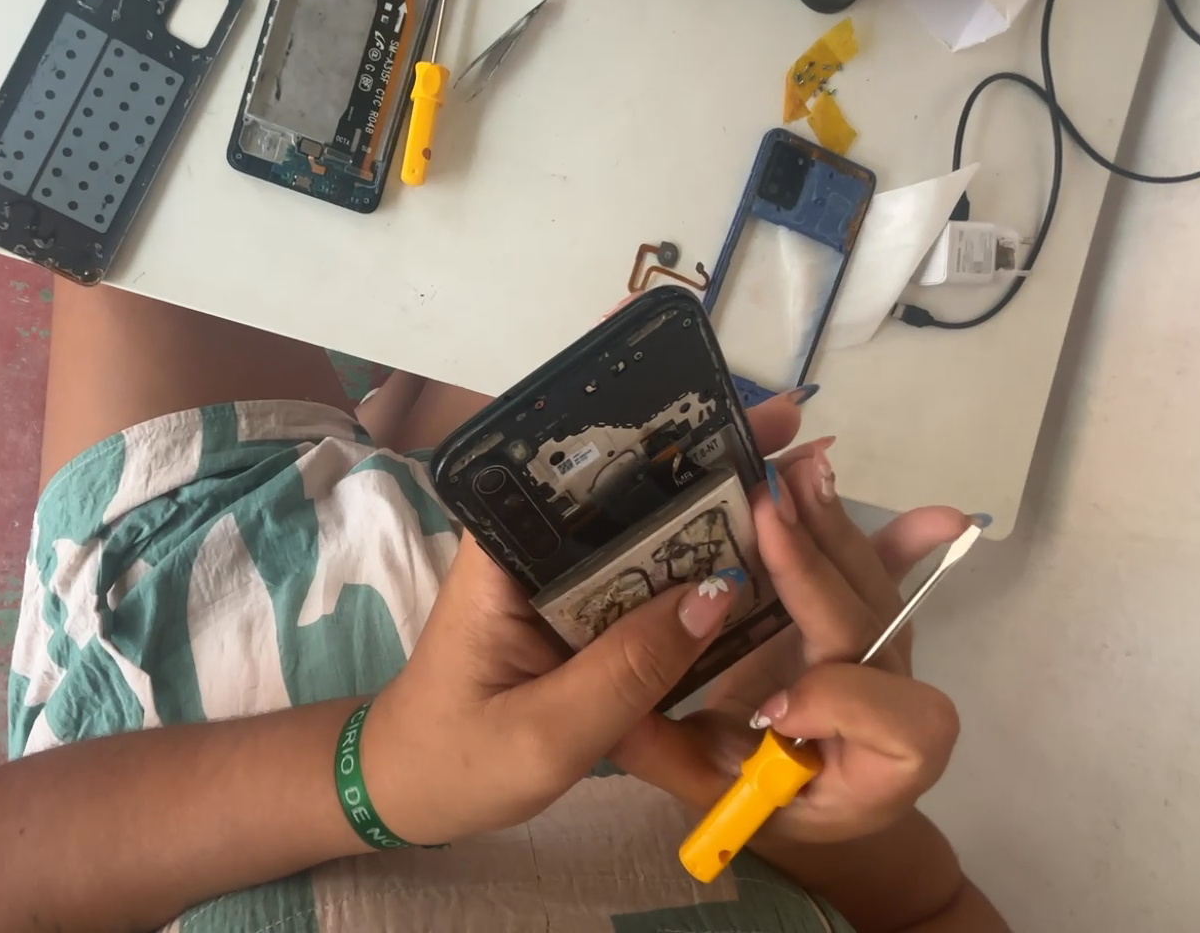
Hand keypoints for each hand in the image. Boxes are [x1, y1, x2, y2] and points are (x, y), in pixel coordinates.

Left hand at [352, 394, 810, 843]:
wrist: (411, 786)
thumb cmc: (457, 759)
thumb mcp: (545, 732)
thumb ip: (627, 669)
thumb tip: (719, 590)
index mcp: (502, 554)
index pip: (576, 470)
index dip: (653, 435)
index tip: (729, 411)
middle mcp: (528, 549)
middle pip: (618, 492)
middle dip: (698, 463)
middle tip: (788, 436)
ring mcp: (551, 578)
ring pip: (634, 533)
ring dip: (702, 512)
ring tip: (785, 483)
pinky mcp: (569, 609)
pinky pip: (635, 578)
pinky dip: (684, 570)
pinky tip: (742, 562)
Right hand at [614, 443, 973, 843]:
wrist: (816, 800)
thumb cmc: (760, 802)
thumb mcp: (704, 789)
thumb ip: (655, 747)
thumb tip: (595, 699)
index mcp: (873, 769)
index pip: (892, 726)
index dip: (838, 701)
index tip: (766, 703)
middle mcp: (894, 705)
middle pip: (875, 629)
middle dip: (815, 570)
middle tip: (765, 509)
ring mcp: (888, 656)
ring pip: (874, 586)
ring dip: (831, 525)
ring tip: (794, 470)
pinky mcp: (873, 624)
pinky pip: (893, 575)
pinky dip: (899, 539)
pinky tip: (925, 509)